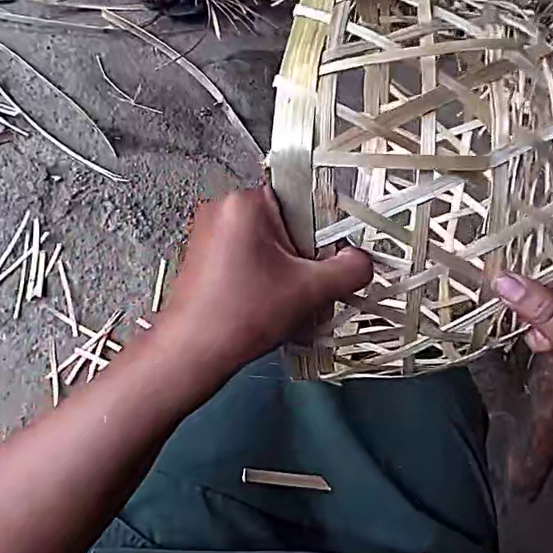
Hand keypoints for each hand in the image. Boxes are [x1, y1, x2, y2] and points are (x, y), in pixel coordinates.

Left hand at [153, 185, 373, 382]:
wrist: (190, 354)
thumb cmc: (242, 314)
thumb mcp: (310, 290)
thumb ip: (348, 269)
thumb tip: (362, 261)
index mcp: (246, 202)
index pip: (301, 198)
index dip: (322, 228)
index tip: (330, 254)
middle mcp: (223, 208)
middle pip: (285, 222)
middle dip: (303, 254)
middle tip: (309, 284)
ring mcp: (208, 232)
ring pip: (267, 243)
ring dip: (284, 268)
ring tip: (287, 299)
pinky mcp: (203, 256)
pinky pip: (246, 256)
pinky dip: (263, 276)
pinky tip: (267, 303)